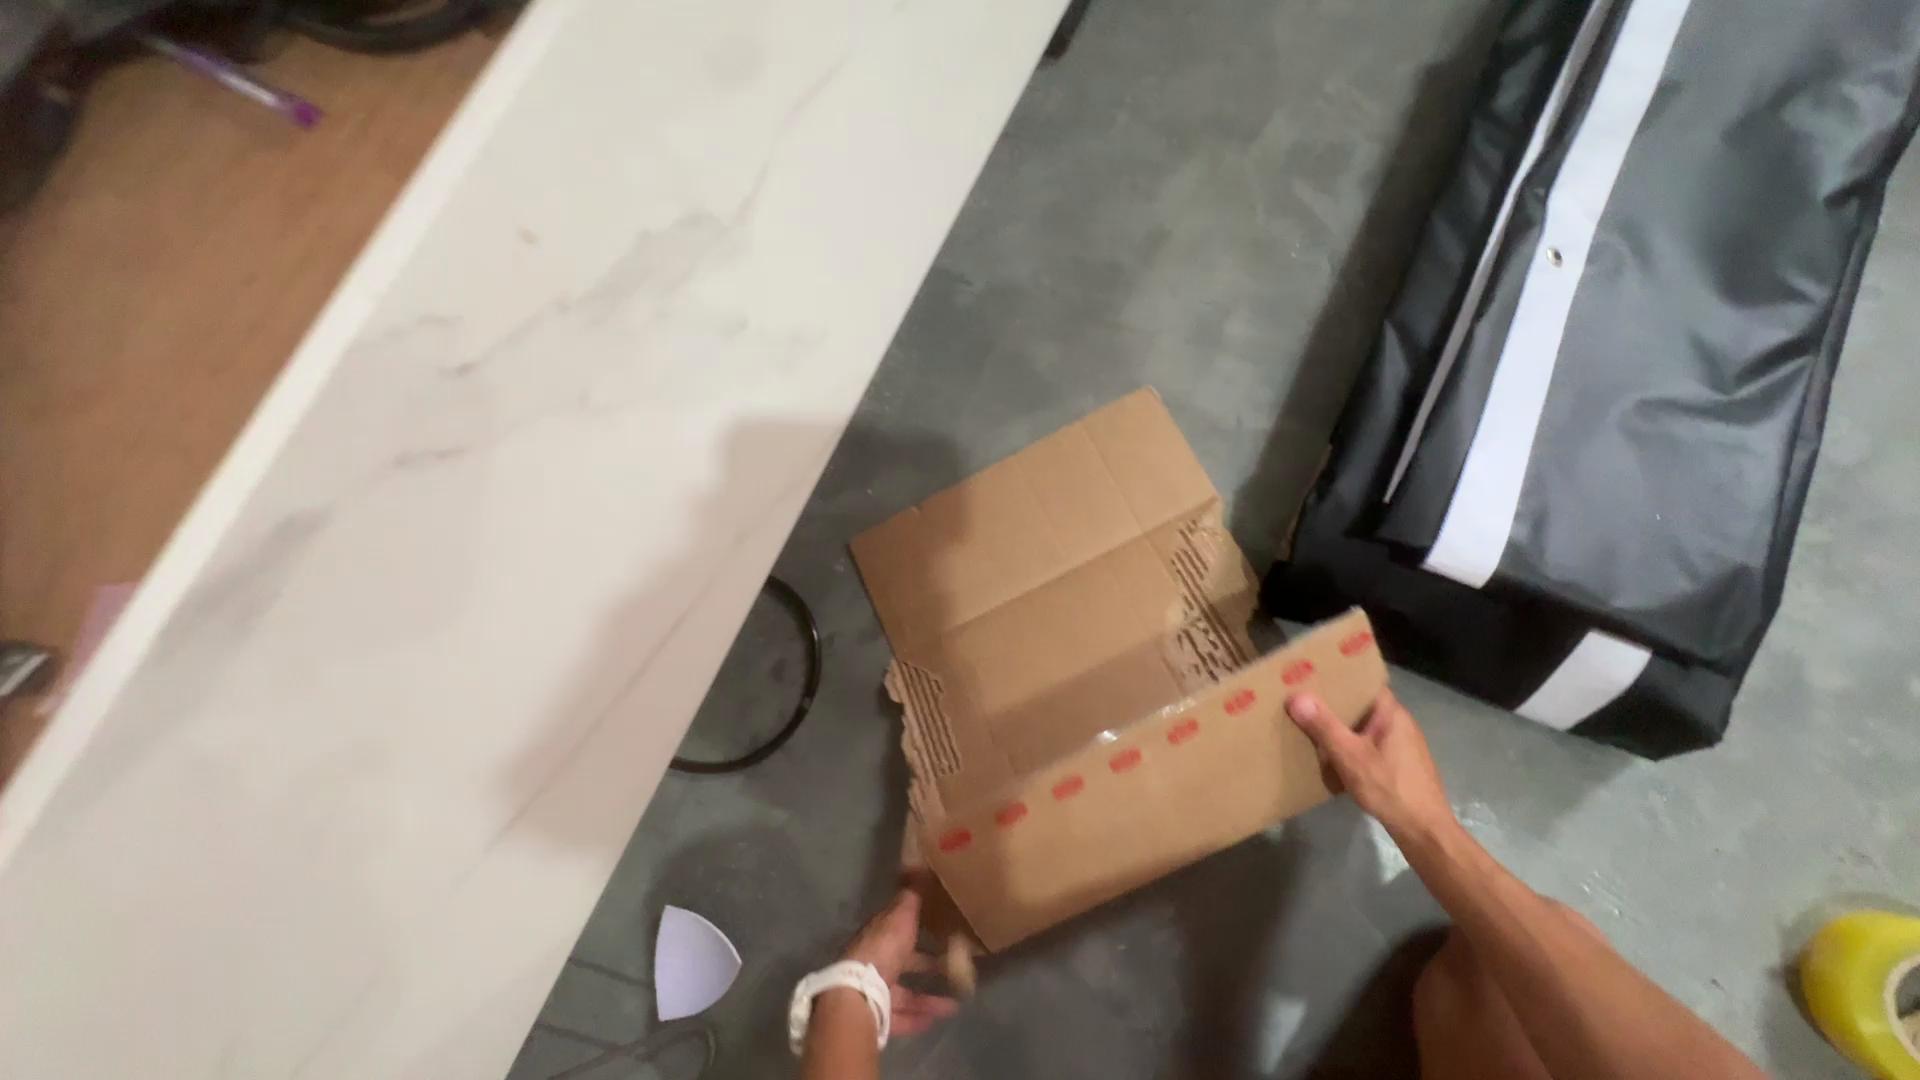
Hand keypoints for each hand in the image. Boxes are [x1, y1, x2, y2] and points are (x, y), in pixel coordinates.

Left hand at [841, 887, 959, 1036]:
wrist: (858, 995)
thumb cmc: (882, 950)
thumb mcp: (900, 916)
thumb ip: (910, 895)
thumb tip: (917, 862)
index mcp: (877, 934)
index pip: (897, 926)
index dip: (916, 925)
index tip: (938, 925)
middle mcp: (873, 960)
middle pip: (901, 961)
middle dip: (924, 963)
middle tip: (951, 965)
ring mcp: (873, 990)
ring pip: (903, 992)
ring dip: (926, 996)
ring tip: (954, 1002)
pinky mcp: (876, 1015)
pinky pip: (901, 1015)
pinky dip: (918, 1017)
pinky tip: (938, 1017)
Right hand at [1286, 689, 1455, 841]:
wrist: (1424, 831)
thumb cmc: (1389, 788)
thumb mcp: (1350, 756)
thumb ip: (1324, 726)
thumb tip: (1296, 696)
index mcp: (1392, 714)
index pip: (1365, 683)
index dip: (1340, 678)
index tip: (1312, 675)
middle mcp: (1400, 723)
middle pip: (1362, 705)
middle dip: (1334, 703)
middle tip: (1302, 700)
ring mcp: (1402, 745)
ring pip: (1365, 726)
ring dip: (1341, 726)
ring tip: (1310, 725)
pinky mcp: (1400, 763)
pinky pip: (1369, 743)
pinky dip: (1351, 743)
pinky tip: (1332, 754)